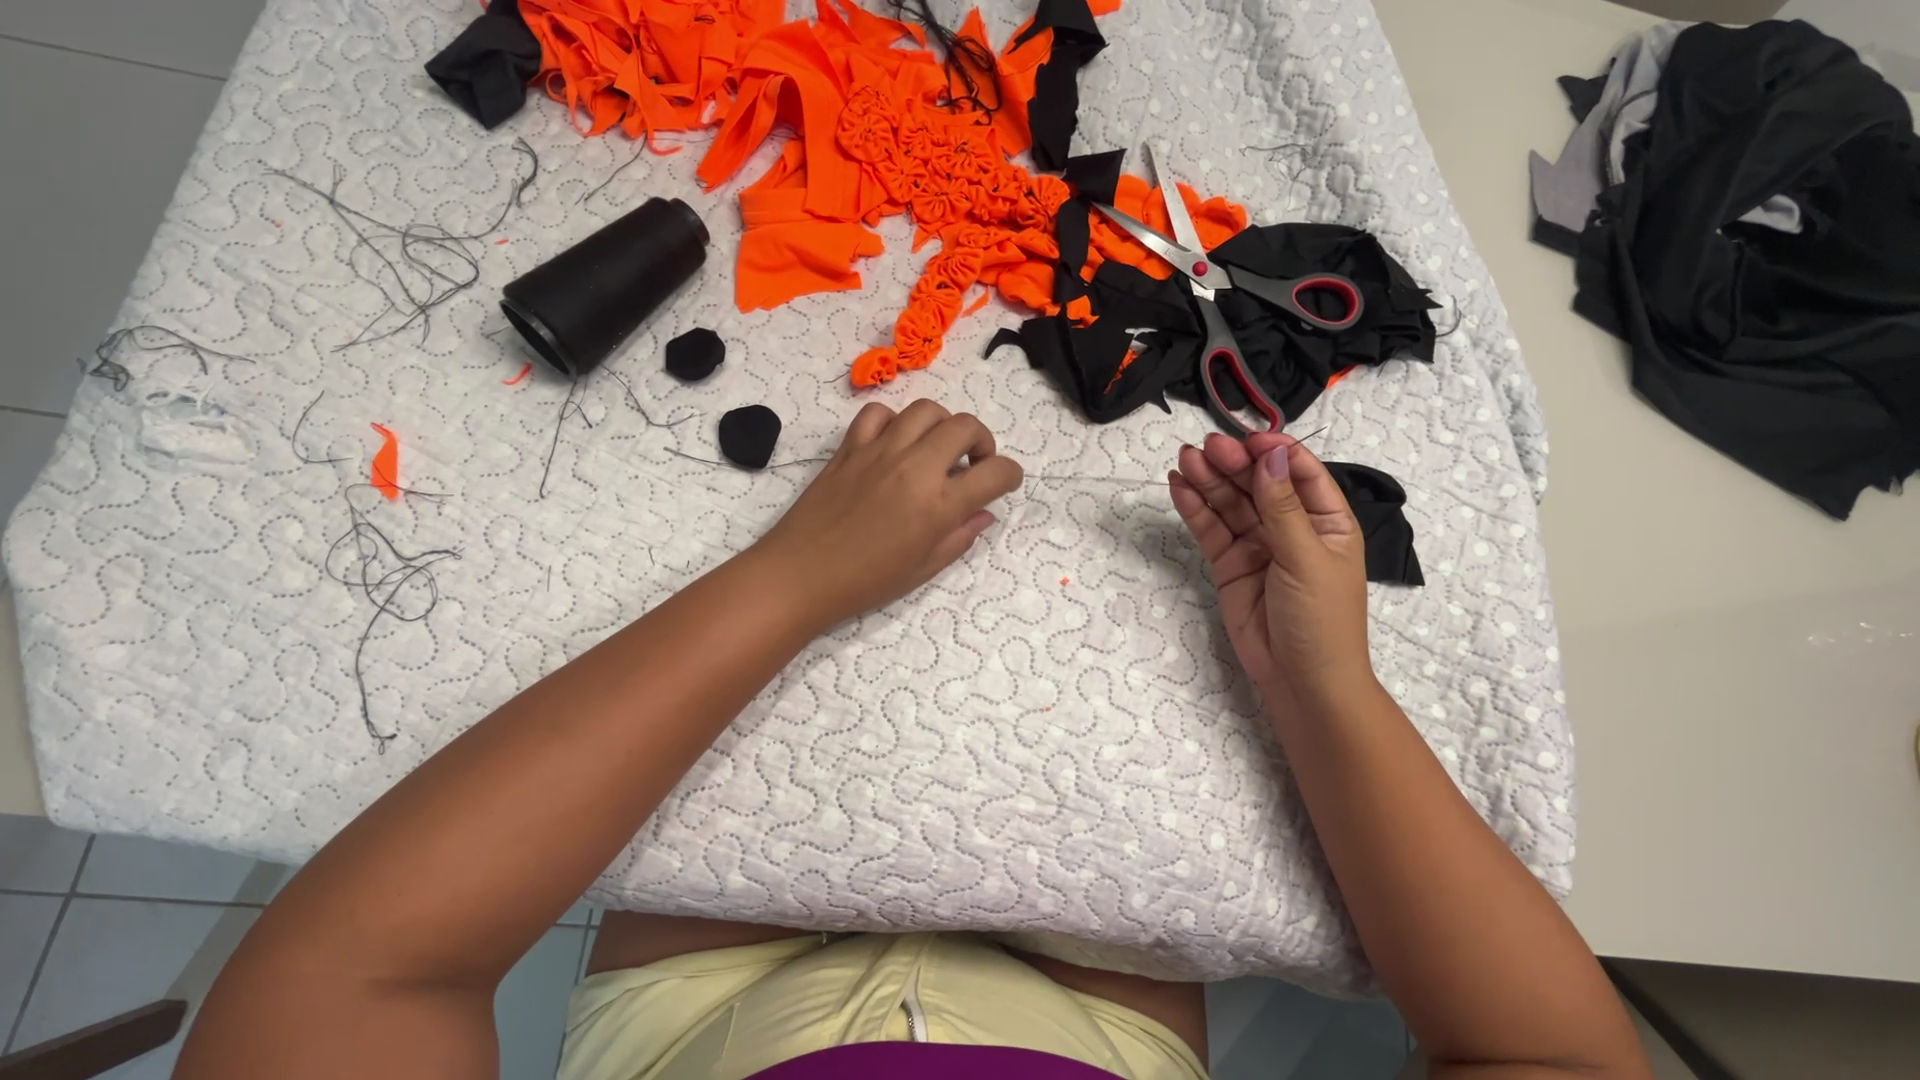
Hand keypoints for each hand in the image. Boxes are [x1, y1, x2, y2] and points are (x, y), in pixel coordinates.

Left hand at [752, 400, 1023, 627]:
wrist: (800, 575)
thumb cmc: (865, 582)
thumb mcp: (923, 569)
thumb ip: (959, 537)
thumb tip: (983, 513)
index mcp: (939, 505)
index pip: (996, 472)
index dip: (1010, 475)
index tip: (1004, 483)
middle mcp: (915, 468)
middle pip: (966, 426)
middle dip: (982, 442)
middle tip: (972, 465)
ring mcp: (880, 451)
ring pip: (926, 410)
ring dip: (942, 426)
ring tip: (936, 450)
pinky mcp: (850, 447)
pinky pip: (879, 414)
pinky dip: (894, 422)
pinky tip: (894, 444)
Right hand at [1169, 432, 1371, 705]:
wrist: (1302, 681)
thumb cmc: (1322, 620)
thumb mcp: (1307, 559)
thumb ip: (1283, 507)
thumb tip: (1271, 453)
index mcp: (1326, 521)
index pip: (1299, 473)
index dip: (1273, 452)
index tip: (1246, 439)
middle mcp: (1291, 527)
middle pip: (1258, 484)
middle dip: (1233, 464)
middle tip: (1205, 448)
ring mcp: (1258, 546)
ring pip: (1230, 504)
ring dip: (1209, 481)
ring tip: (1185, 460)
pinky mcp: (1230, 566)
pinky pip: (1211, 530)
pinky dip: (1195, 509)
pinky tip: (1179, 487)